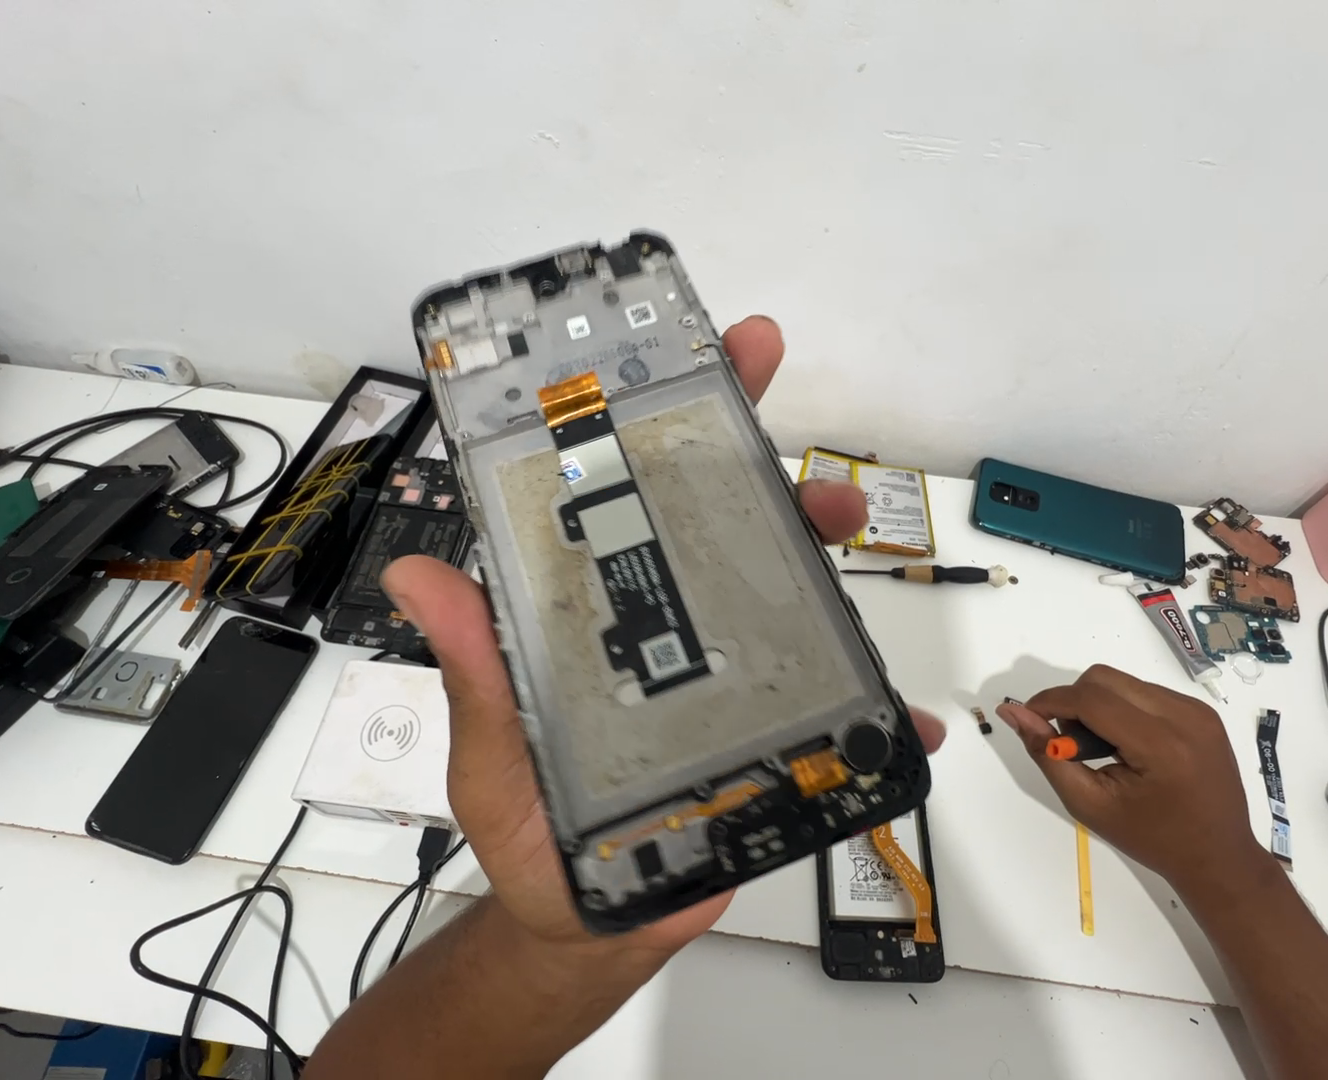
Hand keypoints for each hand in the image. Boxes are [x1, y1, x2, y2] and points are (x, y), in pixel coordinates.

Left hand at [384, 314, 944, 964]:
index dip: (670, 423)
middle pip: (723, 527)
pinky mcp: (768, 736)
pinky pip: (832, 715)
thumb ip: (475, 668)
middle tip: (806, 450)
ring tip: (846, 527)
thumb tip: (420, 579)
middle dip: (769, 470)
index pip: (630, 500)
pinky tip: (908, 719)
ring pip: (786, 593)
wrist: (585, 922)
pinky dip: (875, 713)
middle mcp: (668, 624)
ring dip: (823, 552)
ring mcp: (727, 675)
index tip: (711, 358)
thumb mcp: (491, 744)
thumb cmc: (528, 831)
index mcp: (598, 611)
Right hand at [995, 665, 1265, 893]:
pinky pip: (1143, 691)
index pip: (1090, 699)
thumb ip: (1046, 752)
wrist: (1218, 858)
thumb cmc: (1149, 838)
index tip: (1028, 719)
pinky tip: (1126, 745)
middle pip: (1103, 679)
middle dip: (1073, 703)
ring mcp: (1198, 711)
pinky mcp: (1202, 712)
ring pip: (1121, 682)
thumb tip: (1011, 710)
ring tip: (1101, 747)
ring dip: (1097, 705)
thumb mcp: (1087, 802)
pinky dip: (1121, 708)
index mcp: (1161, 746)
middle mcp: (1185, 717)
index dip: (1050, 702)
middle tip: (1070, 743)